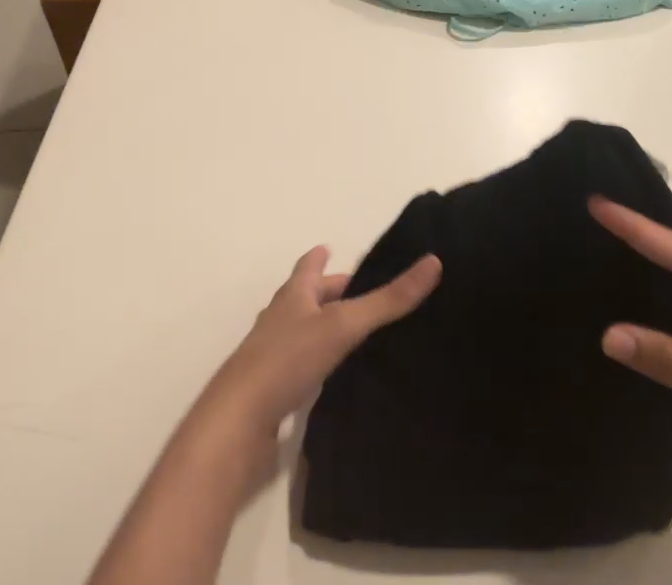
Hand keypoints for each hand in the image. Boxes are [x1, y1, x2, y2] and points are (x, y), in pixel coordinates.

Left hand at [207, 246, 441, 438]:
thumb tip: (434, 262)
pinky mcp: (273, 391)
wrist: (237, 425)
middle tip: (360, 291)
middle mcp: (278, 322)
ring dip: (322, 326)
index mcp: (292, 298)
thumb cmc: (286, 361)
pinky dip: (318, 362)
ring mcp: (271, 358)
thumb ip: (388, 299)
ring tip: (353, 329)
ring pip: (301, 332)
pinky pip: (300, 366)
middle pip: (303, 299)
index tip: (329, 247)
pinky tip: (335, 374)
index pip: (307, 268)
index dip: (319, 258)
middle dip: (327, 292)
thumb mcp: (343, 325)